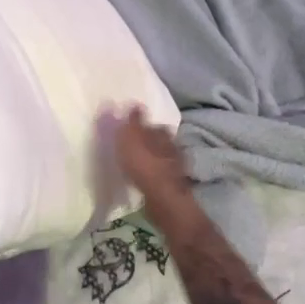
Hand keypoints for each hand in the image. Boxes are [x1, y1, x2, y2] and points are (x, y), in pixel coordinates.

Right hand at [115, 104, 195, 224]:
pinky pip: (161, 174)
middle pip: (159, 140)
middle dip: (149, 141)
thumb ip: (130, 122)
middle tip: (134, 144)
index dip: (143, 124)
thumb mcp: (130, 138)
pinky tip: (145, 177)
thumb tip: (134, 103)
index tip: (132, 126)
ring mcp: (175, 167)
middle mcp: (172, 147)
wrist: (163, 200)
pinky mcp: (173, 184)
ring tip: (138, 162)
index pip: (154, 124)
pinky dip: (154, 174)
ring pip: (161, 157)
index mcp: (162, 133)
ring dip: (152, 158)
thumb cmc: (143, 165)